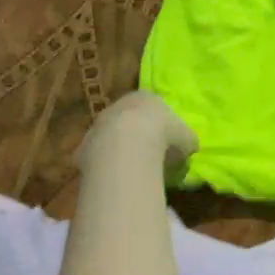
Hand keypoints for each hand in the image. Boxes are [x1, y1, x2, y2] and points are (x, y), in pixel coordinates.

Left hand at [78, 91, 198, 171]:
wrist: (128, 147)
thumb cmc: (165, 136)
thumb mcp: (188, 138)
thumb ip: (187, 140)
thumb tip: (189, 146)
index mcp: (146, 97)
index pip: (154, 106)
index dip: (162, 123)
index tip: (168, 139)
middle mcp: (119, 105)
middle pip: (129, 120)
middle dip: (138, 135)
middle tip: (151, 155)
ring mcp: (98, 125)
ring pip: (111, 137)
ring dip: (120, 150)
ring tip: (134, 169)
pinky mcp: (84, 146)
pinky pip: (99, 157)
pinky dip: (107, 166)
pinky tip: (118, 177)